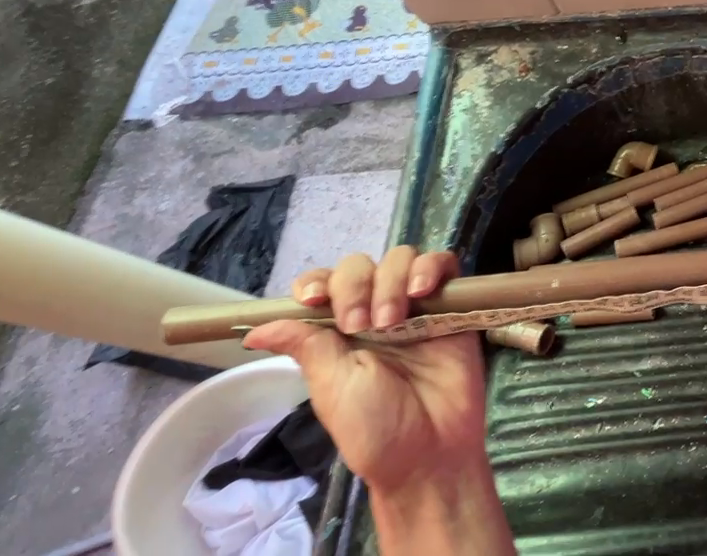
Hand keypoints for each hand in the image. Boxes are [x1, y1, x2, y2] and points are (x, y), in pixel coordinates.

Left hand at [242, 246, 487, 495]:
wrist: (430, 448)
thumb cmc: (374, 426)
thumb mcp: (332, 387)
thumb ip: (307, 346)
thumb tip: (253, 329)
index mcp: (341, 331)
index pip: (325, 285)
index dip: (317, 282)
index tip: (313, 300)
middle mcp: (378, 310)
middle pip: (362, 265)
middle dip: (357, 286)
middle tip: (362, 326)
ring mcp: (418, 306)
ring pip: (403, 258)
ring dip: (393, 280)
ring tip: (394, 319)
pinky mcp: (453, 304)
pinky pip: (446, 265)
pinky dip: (432, 268)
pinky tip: (423, 292)